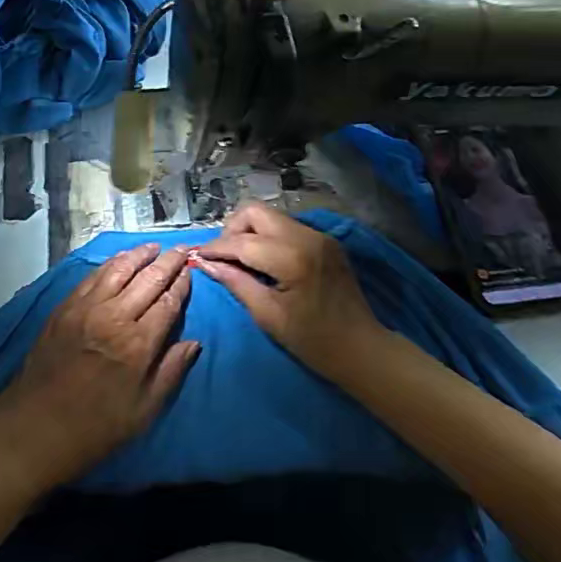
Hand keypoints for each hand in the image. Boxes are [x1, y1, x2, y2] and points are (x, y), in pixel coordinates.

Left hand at [0, 242, 200, 492]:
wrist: (36, 426)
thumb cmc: (95, 427)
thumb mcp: (143, 411)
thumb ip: (170, 372)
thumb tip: (193, 343)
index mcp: (138, 344)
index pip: (168, 302)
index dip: (182, 284)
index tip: (192, 269)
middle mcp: (114, 316)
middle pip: (147, 279)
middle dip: (168, 262)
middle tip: (182, 248)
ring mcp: (86, 308)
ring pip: (118, 270)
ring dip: (139, 255)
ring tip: (153, 247)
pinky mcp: (65, 307)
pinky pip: (92, 277)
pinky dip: (110, 264)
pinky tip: (119, 260)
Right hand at [192, 202, 384, 380]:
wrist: (363, 349)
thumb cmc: (313, 341)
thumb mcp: (268, 315)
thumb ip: (236, 283)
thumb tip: (206, 264)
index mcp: (292, 257)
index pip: (242, 241)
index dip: (216, 248)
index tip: (197, 256)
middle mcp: (306, 236)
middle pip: (255, 212)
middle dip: (232, 230)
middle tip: (223, 257)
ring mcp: (319, 236)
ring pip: (271, 216)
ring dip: (250, 232)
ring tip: (240, 259)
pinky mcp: (325, 241)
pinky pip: (287, 227)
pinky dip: (268, 237)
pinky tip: (264, 261)